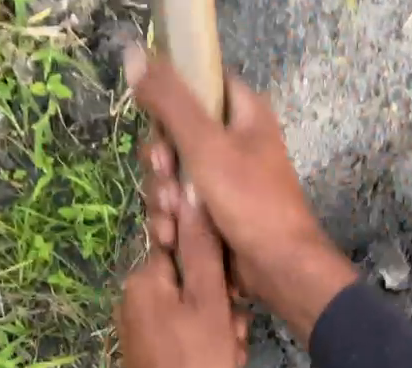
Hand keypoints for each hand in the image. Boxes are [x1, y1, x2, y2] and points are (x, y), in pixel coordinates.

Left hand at [117, 197, 249, 367]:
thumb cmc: (195, 364)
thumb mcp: (208, 302)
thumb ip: (200, 246)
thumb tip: (190, 187)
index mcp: (145, 277)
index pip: (182, 240)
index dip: (214, 259)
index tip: (230, 285)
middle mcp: (134, 296)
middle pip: (190, 280)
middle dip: (220, 302)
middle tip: (233, 332)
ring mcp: (138, 327)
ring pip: (192, 310)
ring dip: (218, 327)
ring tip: (229, 353)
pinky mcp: (146, 352)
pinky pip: (183, 333)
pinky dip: (205, 345)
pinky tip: (219, 364)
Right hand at [126, 47, 358, 343]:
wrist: (279, 268)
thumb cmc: (251, 200)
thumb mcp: (206, 143)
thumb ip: (169, 100)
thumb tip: (132, 53)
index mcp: (244, 113)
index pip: (198, 84)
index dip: (171, 100)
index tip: (159, 125)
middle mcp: (235, 144)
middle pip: (175, 137)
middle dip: (162, 165)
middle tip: (167, 179)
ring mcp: (224, 184)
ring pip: (172, 178)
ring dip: (163, 200)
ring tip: (173, 220)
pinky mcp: (214, 218)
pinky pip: (180, 210)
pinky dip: (173, 224)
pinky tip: (172, 239)